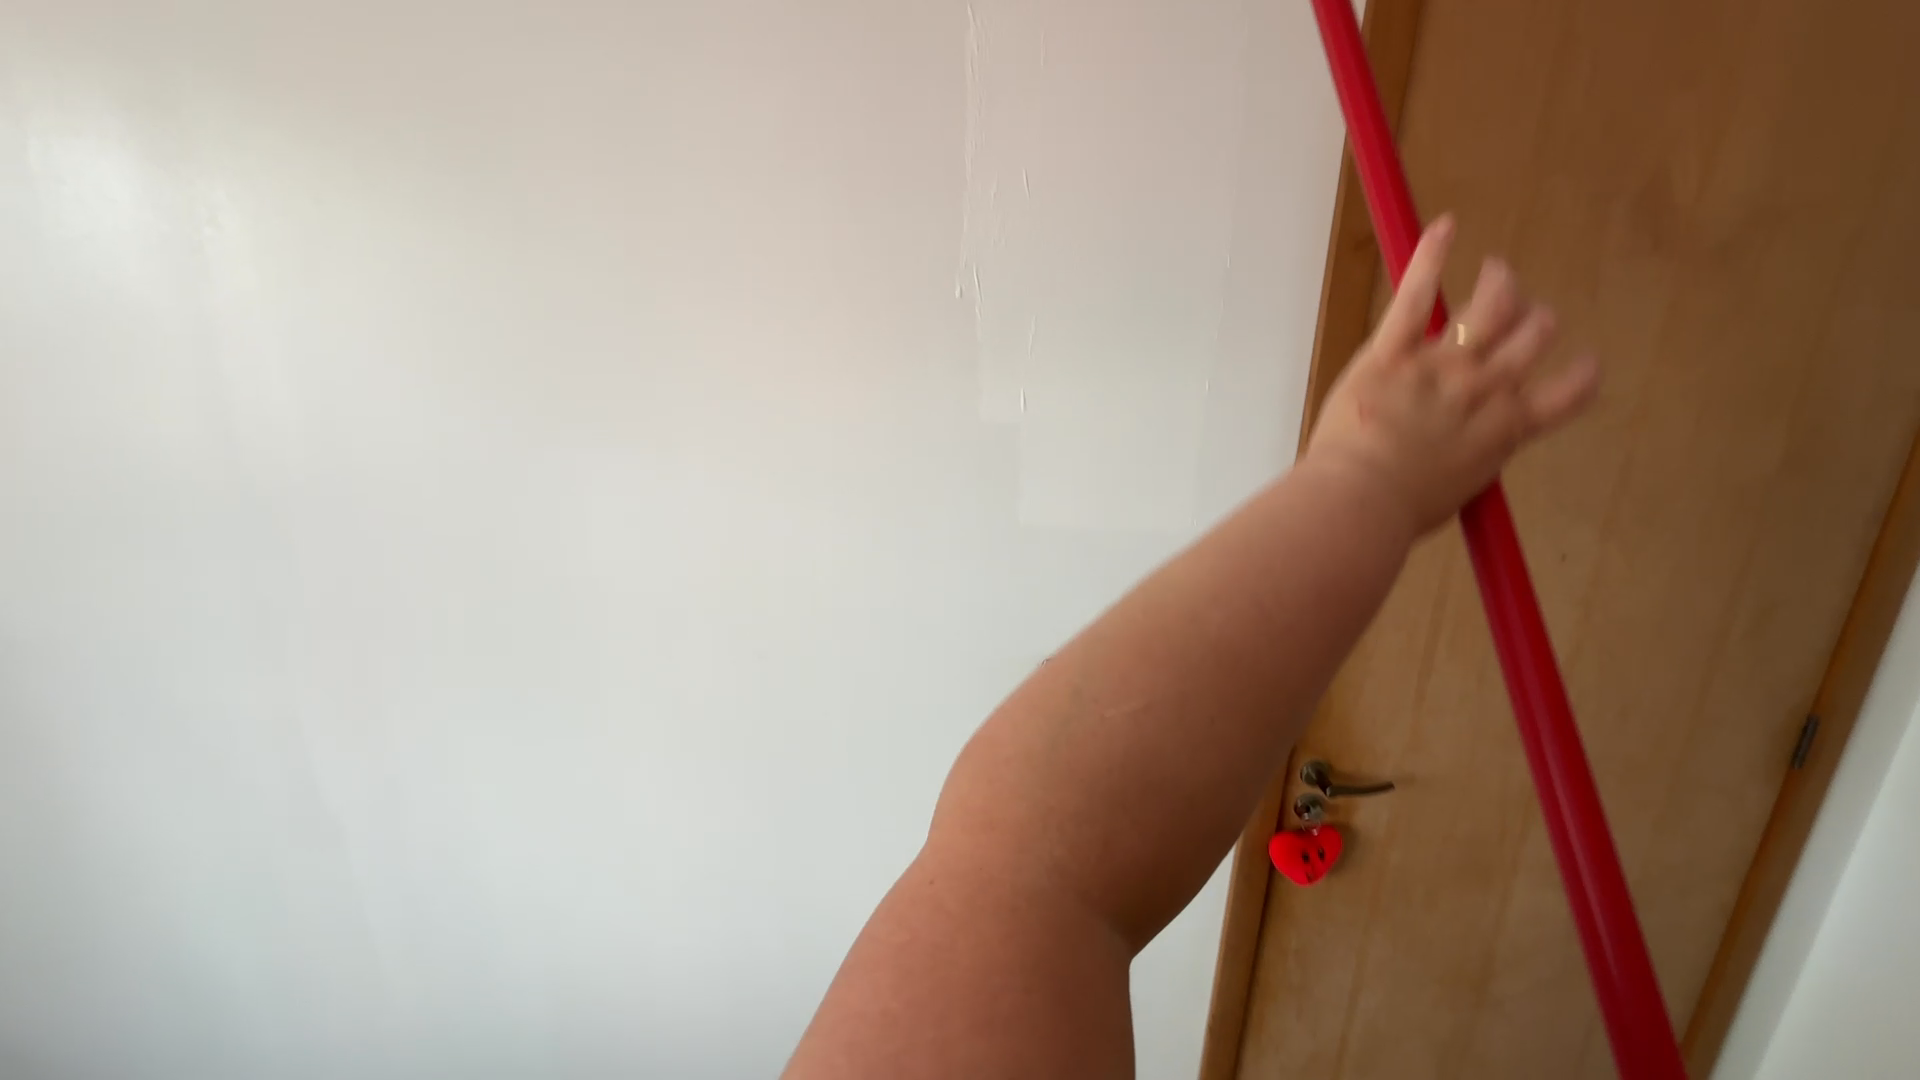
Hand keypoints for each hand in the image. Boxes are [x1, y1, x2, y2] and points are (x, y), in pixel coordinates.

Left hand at [1303, 215, 1598, 537]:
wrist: (1360, 500)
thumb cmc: (1398, 513)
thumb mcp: (1453, 496)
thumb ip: (1466, 465)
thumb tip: (1456, 462)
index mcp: (1507, 430)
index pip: (1570, 393)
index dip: (1581, 373)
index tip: (1581, 362)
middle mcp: (1485, 389)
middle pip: (1532, 336)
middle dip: (1532, 319)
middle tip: (1516, 308)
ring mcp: (1441, 365)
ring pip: (1492, 307)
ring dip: (1500, 284)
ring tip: (1495, 269)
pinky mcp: (1392, 354)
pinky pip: (1416, 298)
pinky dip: (1431, 257)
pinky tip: (1444, 227)